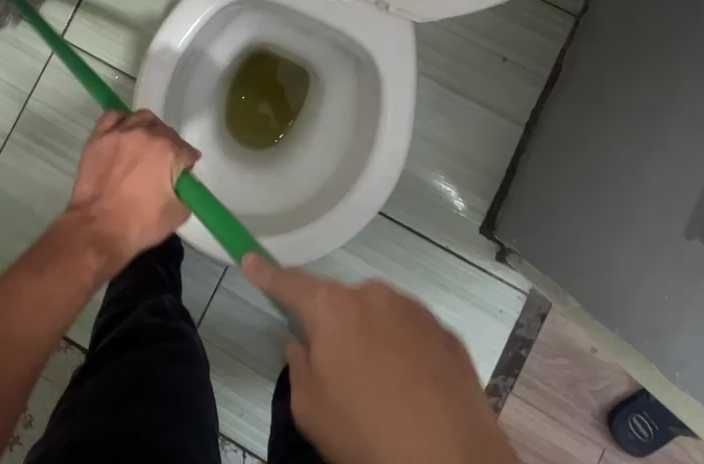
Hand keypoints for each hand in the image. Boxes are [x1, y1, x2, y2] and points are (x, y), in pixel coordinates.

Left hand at [64, 110, 199, 272]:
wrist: (97, 228)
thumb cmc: (139, 224)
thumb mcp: (178, 214)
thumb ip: (187, 192)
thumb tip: (182, 183)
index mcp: (168, 151)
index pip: (186, 151)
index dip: (186, 164)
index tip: (183, 175)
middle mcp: (145, 134)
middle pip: (166, 132)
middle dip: (170, 147)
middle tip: (164, 166)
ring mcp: (119, 133)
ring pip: (142, 118)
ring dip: (149, 129)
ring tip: (146, 146)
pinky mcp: (98, 137)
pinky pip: (113, 117)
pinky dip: (122, 122)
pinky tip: (123, 134)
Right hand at [243, 255, 516, 463]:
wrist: (453, 460)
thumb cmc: (368, 433)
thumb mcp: (310, 409)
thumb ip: (298, 367)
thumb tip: (303, 347)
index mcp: (333, 309)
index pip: (290, 284)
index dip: (267, 275)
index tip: (250, 259)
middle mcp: (374, 296)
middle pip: (340, 303)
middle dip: (332, 326)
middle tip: (336, 370)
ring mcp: (416, 312)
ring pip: (379, 317)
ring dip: (371, 338)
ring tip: (380, 388)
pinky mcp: (448, 335)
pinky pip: (412, 335)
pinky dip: (405, 353)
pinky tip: (411, 391)